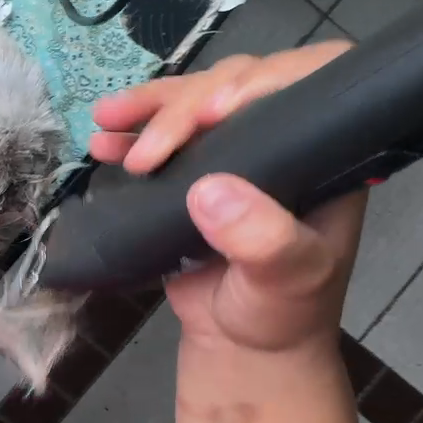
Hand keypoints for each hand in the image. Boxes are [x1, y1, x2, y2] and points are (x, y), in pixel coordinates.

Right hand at [89, 42, 363, 351]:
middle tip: (146, 151)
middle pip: (234, 87)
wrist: (241, 341)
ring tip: (106, 118)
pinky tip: (100, 142)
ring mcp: (229, 158)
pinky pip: (158, 142)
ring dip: (147, 107)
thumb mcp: (287, 278)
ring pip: (191, 106)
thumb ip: (260, 237)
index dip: (261, 81)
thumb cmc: (282, 308)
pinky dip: (126, 137)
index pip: (306, 85)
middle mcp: (278, 143)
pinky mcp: (186, 178)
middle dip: (183, 103)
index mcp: (321, 153)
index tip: (212, 111)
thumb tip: (206, 189)